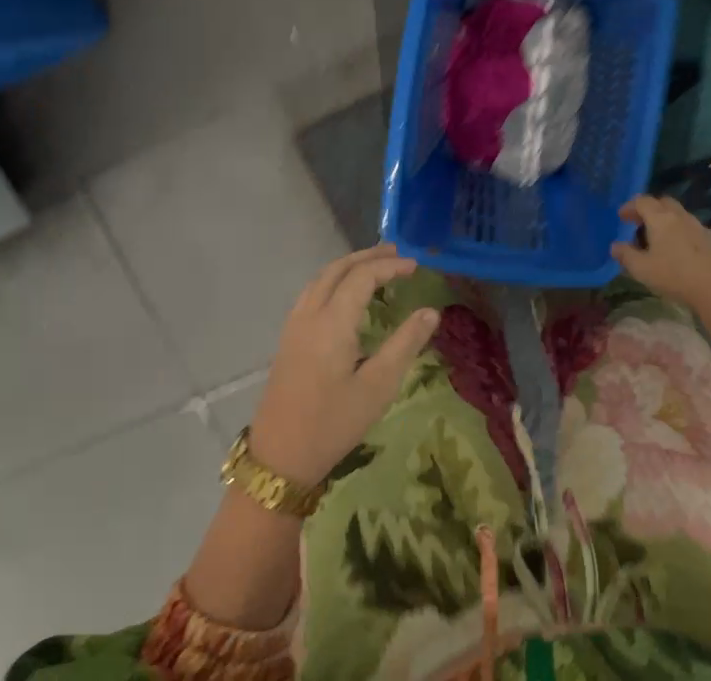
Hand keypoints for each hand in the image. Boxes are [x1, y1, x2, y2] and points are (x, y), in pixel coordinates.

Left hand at [246, 244, 440, 485]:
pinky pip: (311, 294)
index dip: (389, 266)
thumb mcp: (378, 386)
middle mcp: (309, 316)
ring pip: (319, 280)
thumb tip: (430, 311)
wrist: (280, 457)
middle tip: (397, 254)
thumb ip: (405, 344)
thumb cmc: (333, 423)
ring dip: (347, 267)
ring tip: (374, 267)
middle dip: (367, 257)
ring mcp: (293, 328)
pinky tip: (345, 296)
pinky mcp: (288, 341)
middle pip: (336, 270)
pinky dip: (333, 281)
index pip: (362, 277)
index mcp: (332, 323)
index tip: (416, 266)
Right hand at [610, 194, 710, 311]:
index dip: (630, 206)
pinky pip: (688, 226)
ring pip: (677, 213)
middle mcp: (680, 216)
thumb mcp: (642, 269)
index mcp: (661, 218)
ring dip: (664, 219)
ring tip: (656, 238)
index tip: (621, 216)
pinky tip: (676, 248)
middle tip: (638, 223)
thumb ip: (625, 255)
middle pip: (662, 202)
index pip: (643, 201)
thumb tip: (615, 246)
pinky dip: (677, 229)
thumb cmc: (674, 276)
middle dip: (648, 209)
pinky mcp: (709, 238)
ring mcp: (697, 225)